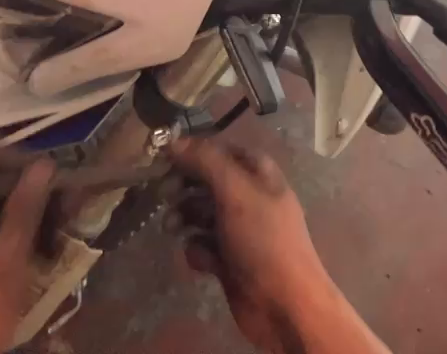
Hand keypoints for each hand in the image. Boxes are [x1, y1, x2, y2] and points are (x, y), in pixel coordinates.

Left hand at [0, 149, 52, 353]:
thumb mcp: (5, 261)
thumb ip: (24, 209)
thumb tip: (45, 164)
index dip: (24, 158)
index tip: (57, 171)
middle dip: (30, 187)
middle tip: (67, 198)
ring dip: (26, 211)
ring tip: (62, 221)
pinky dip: (14, 232)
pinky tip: (42, 246)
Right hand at [170, 137, 389, 353]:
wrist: (285, 305)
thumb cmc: (262, 238)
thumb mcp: (235, 191)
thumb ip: (204, 161)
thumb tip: (173, 140)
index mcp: (257, 172)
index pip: (218, 150)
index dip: (192, 151)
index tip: (164, 158)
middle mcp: (248, 196)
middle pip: (206, 180)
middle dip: (183, 186)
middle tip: (162, 194)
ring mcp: (239, 229)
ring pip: (201, 213)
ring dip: (183, 217)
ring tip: (170, 227)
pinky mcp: (230, 259)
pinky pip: (204, 245)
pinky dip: (198, 250)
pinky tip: (203, 261)